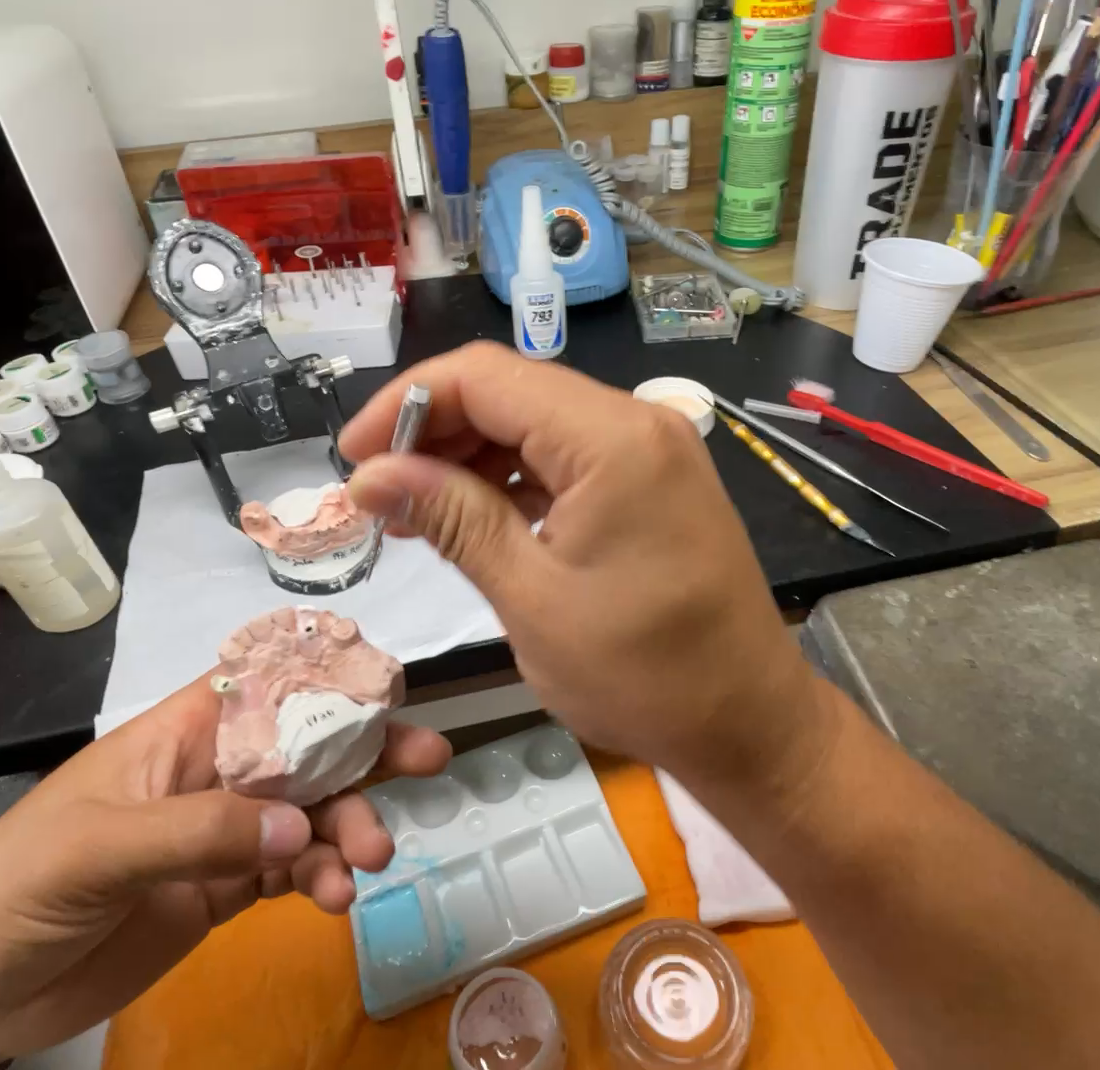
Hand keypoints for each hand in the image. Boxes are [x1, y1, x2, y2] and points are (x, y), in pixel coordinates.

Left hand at [0, 672, 448, 1062]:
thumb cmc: (6, 895)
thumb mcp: (95, 851)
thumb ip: (200, 831)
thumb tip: (300, 824)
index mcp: (177, 735)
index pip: (264, 683)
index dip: (326, 674)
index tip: (388, 685)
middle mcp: (210, 774)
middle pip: (305, 746)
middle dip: (366, 750)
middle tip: (426, 760)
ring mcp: (220, 833)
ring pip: (310, 811)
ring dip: (348, 828)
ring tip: (367, 863)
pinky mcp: (224, 889)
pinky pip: (292, 869)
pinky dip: (321, 877)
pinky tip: (334, 898)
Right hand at [339, 341, 835, 788]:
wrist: (748, 722)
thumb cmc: (642, 676)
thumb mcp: (531, 599)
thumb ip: (452, 519)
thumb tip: (370, 474)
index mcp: (611, 439)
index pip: (485, 377)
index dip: (406, 404)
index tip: (352, 459)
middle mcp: (637, 424)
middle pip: (512, 393)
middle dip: (435, 433)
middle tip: (379, 496)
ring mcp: (652, 451)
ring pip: (537, 425)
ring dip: (471, 459)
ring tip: (415, 515)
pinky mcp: (655, 484)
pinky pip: (569, 459)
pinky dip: (515, 482)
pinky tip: (473, 520)